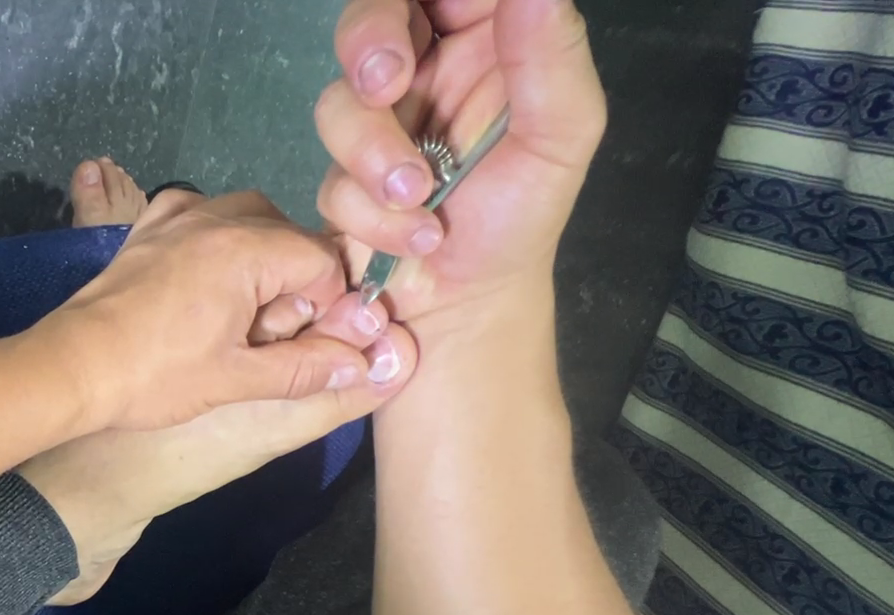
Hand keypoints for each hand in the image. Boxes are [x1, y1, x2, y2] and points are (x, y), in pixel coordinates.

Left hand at [20, 209, 419, 603]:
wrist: (70, 368)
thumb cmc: (152, 377)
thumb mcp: (233, 380)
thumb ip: (302, 369)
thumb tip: (361, 363)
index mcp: (247, 247)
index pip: (322, 262)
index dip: (323, 306)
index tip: (297, 342)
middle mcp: (216, 216)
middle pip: (286, 238)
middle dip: (289, 285)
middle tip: (260, 336)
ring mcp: (176, 217)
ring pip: (245, 222)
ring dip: (255, 262)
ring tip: (233, 315)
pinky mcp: (145, 230)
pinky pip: (197, 217)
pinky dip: (212, 241)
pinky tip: (200, 279)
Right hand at [316, 0, 605, 322]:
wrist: (463, 306)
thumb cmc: (519, 222)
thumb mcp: (560, 134)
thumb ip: (550, 56)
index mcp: (485, 41)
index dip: (414, 0)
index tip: (428, 30)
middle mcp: (421, 76)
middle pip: (368, 20)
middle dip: (366, 45)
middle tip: (384, 87)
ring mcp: (376, 131)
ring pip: (337, 106)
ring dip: (372, 157)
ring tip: (419, 201)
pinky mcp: (343, 184)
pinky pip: (333, 181)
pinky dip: (370, 215)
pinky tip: (411, 237)